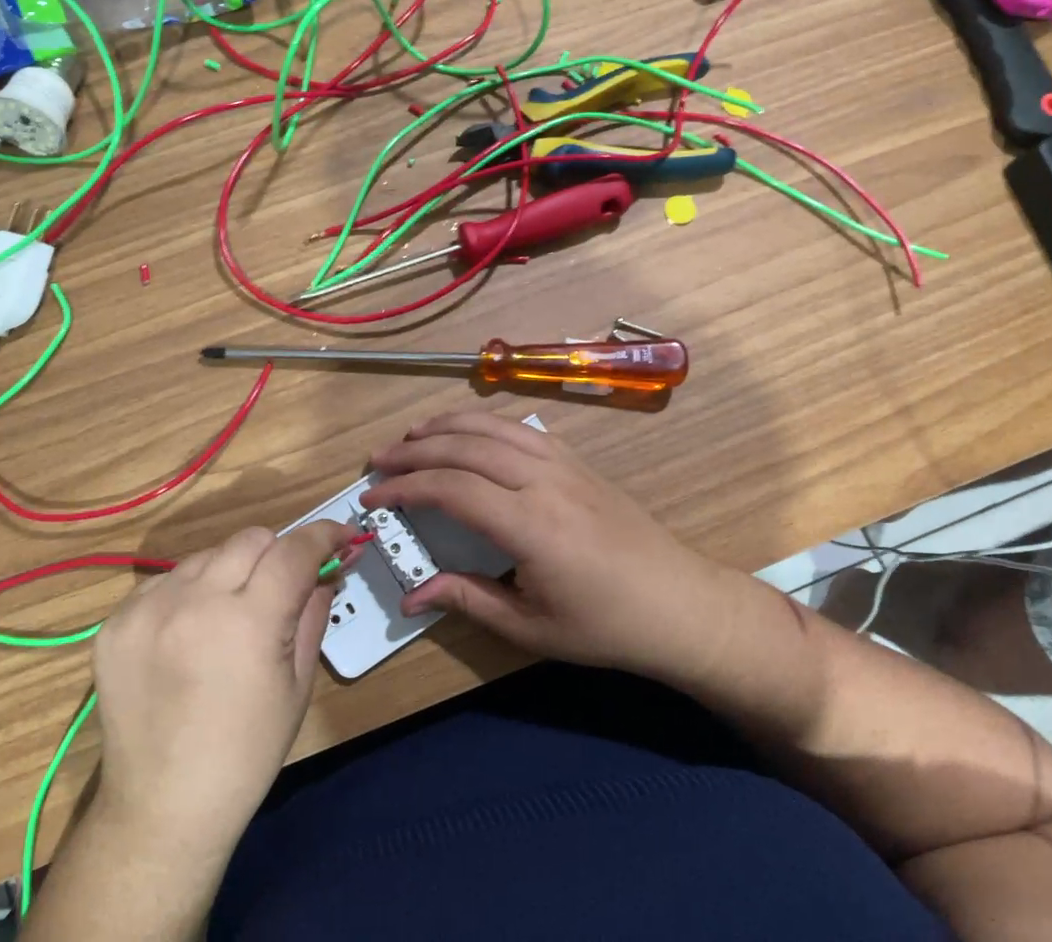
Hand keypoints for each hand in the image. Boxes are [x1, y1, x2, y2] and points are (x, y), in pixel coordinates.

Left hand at [91, 522, 351, 846]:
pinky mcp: (114, 625)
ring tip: (231, 616)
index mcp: (248, 622)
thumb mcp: (296, 686)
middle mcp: (194, 601)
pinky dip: (186, 595)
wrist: (163, 804)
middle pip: (249, 540)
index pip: (294, 551)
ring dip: (230, 572)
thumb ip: (311, 616)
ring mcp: (146, 610)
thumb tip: (325, 573)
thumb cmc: (246, 754)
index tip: (340, 536)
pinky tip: (189, 635)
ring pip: (204, 557)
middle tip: (284, 586)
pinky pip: (162, 583)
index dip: (323, 536)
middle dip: (277, 553)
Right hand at [361, 412, 744, 685]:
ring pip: (495, 427)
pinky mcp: (580, 463)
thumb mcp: (529, 627)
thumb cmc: (604, 626)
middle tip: (377, 461)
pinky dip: (486, 424)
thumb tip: (409, 596)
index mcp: (530, 524)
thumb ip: (466, 600)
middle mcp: (546, 481)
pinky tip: (469, 434)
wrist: (679, 605)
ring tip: (412, 435)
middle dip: (415, 450)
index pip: (451, 489)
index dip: (404, 489)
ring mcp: (567, 465)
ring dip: (448, 426)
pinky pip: (524, 430)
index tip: (372, 498)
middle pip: (466, 446)